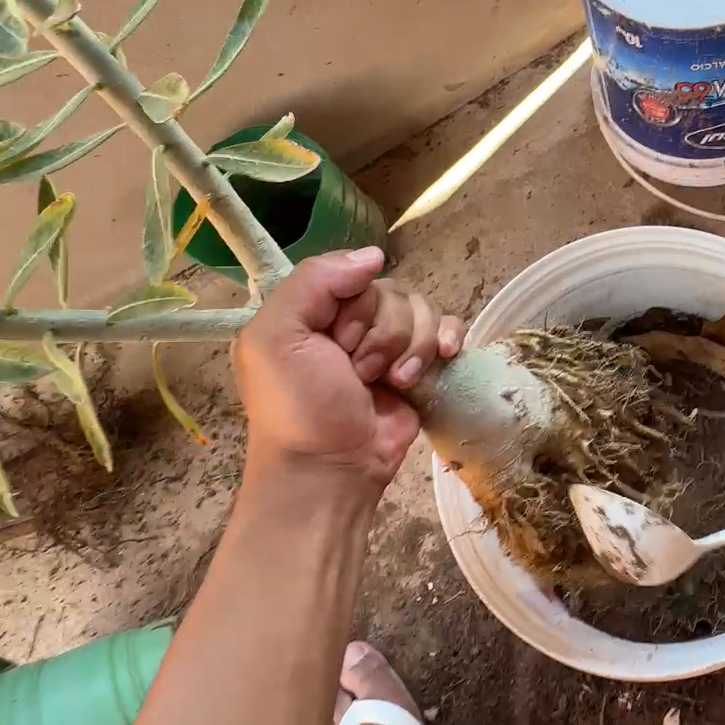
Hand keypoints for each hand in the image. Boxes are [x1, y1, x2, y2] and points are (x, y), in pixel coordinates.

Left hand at [233, 248, 464, 489]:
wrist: (333, 470)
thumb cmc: (299, 407)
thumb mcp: (276, 339)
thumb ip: (314, 282)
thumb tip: (375, 254)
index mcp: (313, 310)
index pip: (355, 275)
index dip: (355, 306)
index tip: (337, 343)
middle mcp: (352, 321)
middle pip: (394, 293)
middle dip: (383, 335)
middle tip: (359, 373)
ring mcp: (390, 344)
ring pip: (423, 311)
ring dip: (410, 348)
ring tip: (392, 382)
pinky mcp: (421, 365)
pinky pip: (448, 329)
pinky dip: (448, 339)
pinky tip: (443, 357)